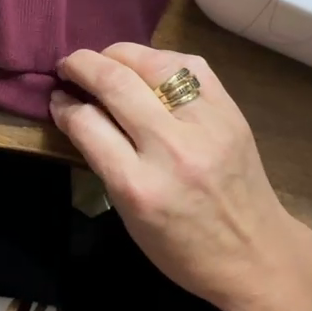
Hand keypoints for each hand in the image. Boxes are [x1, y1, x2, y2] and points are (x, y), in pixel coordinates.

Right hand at [50, 43, 311, 310]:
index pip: (86, 123)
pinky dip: (158, 59)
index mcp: (137, 186)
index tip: (56, 98)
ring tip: (104, 62)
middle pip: (115, 82)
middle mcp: (171, 148)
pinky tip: (145, 67)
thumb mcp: (126, 213)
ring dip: (118, 55)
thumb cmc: (179, 246)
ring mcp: (206, 125)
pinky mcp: (230, 111)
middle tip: (68, 66)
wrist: (255, 254)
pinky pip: (189, 65)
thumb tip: (77, 110)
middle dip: (82, 65)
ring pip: (152, 62)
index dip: (63, 104)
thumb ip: (102, 159)